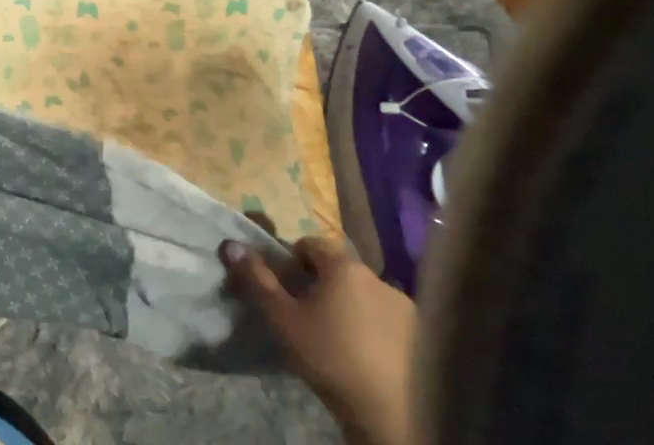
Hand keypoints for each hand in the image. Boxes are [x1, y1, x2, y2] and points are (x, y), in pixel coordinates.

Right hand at [222, 238, 417, 444]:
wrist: (387, 410)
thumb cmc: (325, 353)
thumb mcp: (279, 315)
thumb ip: (255, 277)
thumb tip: (232, 244)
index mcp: (345, 268)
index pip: (310, 244)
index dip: (291, 261)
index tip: (286, 289)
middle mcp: (380, 279)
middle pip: (339, 268)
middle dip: (320, 283)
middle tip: (305, 312)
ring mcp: (407, 308)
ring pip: (364, 293)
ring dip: (349, 303)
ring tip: (336, 334)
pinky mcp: (422, 335)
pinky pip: (386, 316)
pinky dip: (372, 323)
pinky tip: (364, 350)